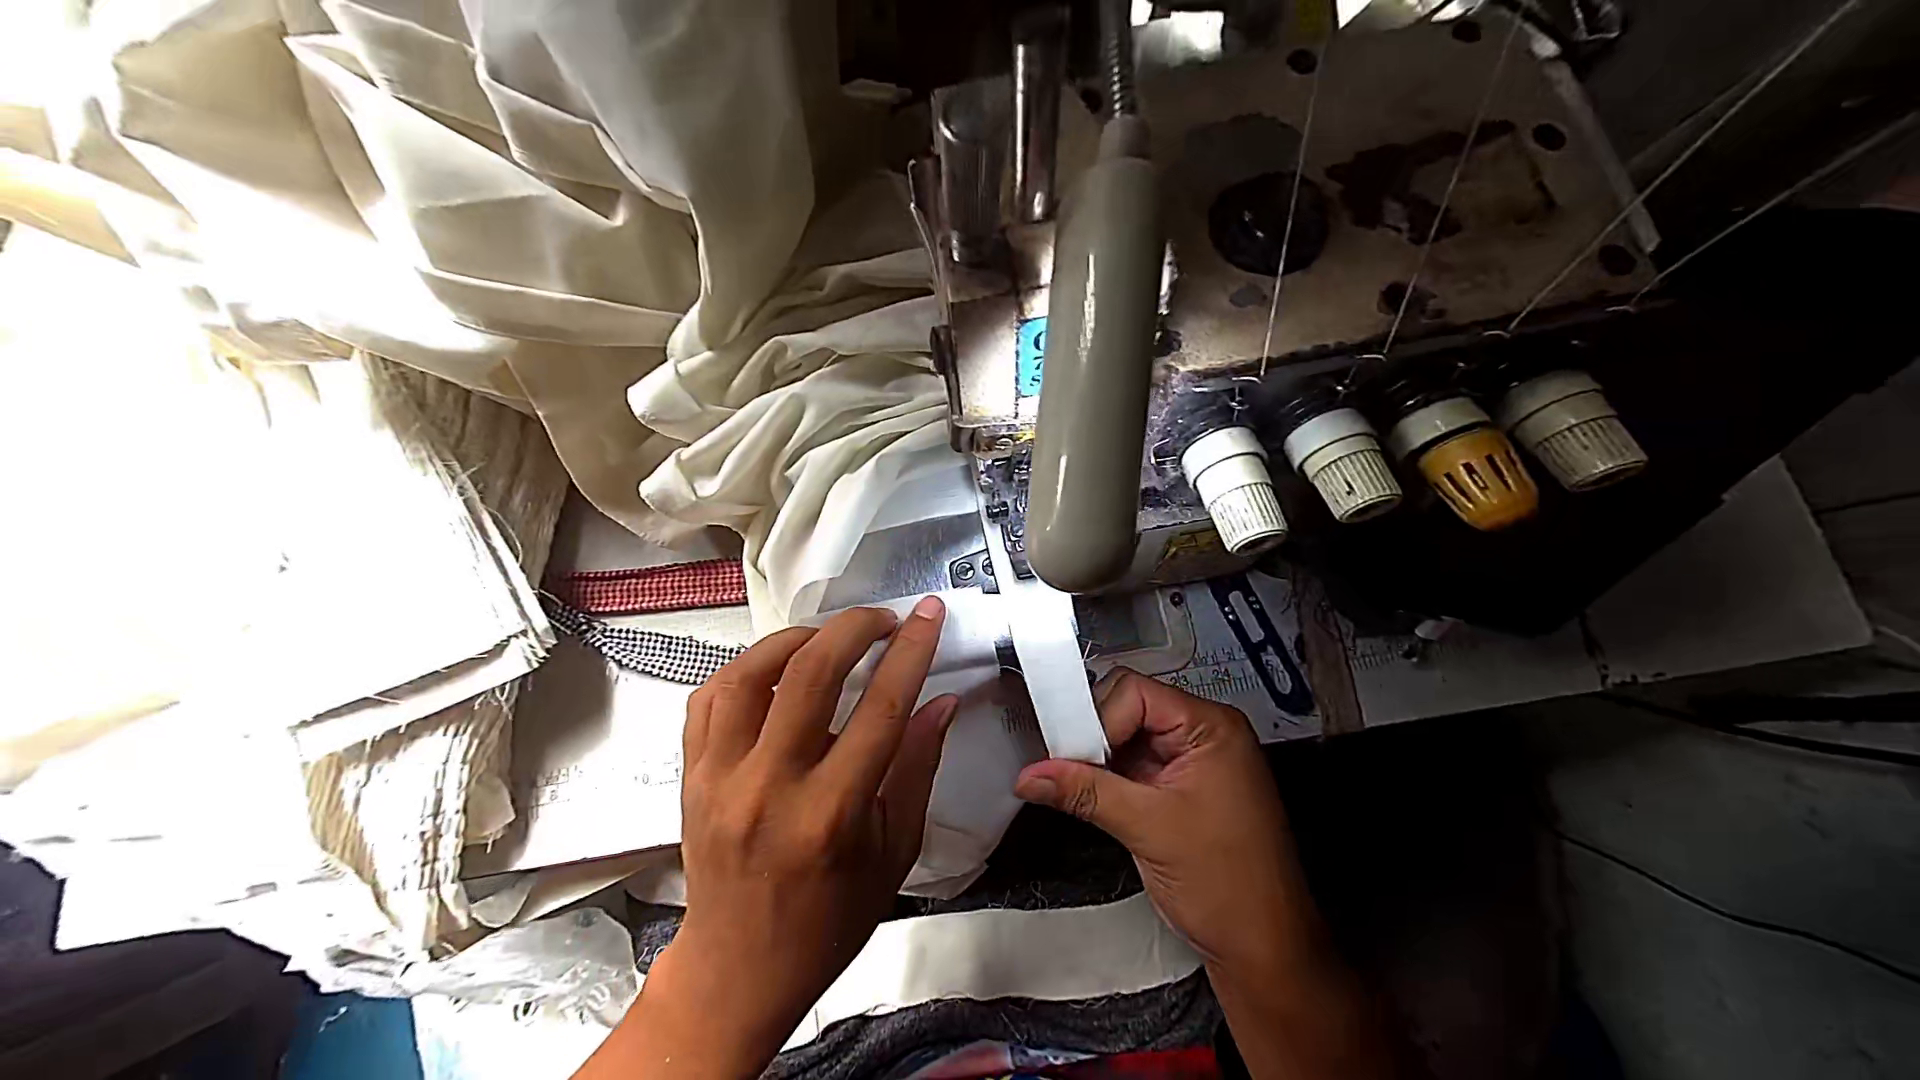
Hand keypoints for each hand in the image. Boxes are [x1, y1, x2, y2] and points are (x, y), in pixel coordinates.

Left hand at [579, 597, 957, 1079]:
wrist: (740, 967)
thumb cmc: (829, 917)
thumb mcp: (894, 851)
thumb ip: (917, 766)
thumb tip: (940, 702)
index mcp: (832, 813)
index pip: (881, 707)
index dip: (911, 650)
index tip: (926, 616)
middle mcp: (770, 787)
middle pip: (811, 673)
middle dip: (854, 627)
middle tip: (882, 619)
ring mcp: (721, 778)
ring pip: (751, 673)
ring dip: (796, 638)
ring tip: (828, 636)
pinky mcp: (692, 776)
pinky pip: (710, 697)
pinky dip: (746, 668)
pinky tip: (775, 666)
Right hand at [1013, 669, 1392, 1078]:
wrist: (1263, 948)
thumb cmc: (1228, 885)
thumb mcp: (1149, 829)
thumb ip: (1085, 792)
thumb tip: (1031, 774)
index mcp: (1211, 728)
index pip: (1135, 693)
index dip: (1099, 718)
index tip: (1072, 754)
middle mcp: (1201, 733)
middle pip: (1126, 707)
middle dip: (1092, 737)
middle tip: (1067, 770)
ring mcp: (1188, 759)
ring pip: (1122, 735)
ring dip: (1095, 758)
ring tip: (1074, 785)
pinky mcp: (1175, 784)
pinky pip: (1128, 761)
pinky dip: (1104, 775)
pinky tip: (1086, 793)